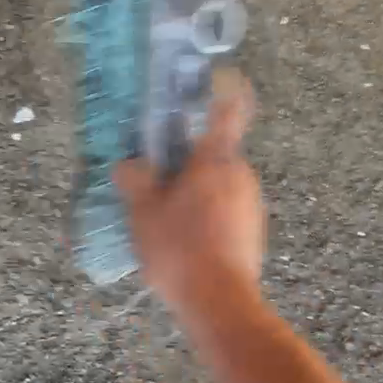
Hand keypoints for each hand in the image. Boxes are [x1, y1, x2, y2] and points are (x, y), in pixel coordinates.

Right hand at [114, 67, 264, 317]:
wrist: (218, 301)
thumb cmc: (178, 246)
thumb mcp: (142, 211)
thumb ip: (134, 180)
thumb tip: (128, 164)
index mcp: (216, 159)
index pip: (229, 109)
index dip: (223, 90)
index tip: (215, 81)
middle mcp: (241, 175)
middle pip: (215, 155)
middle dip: (189, 164)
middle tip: (158, 181)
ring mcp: (252, 206)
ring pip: (220, 187)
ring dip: (196, 195)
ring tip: (166, 221)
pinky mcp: (254, 233)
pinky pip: (226, 213)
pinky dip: (207, 219)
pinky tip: (185, 244)